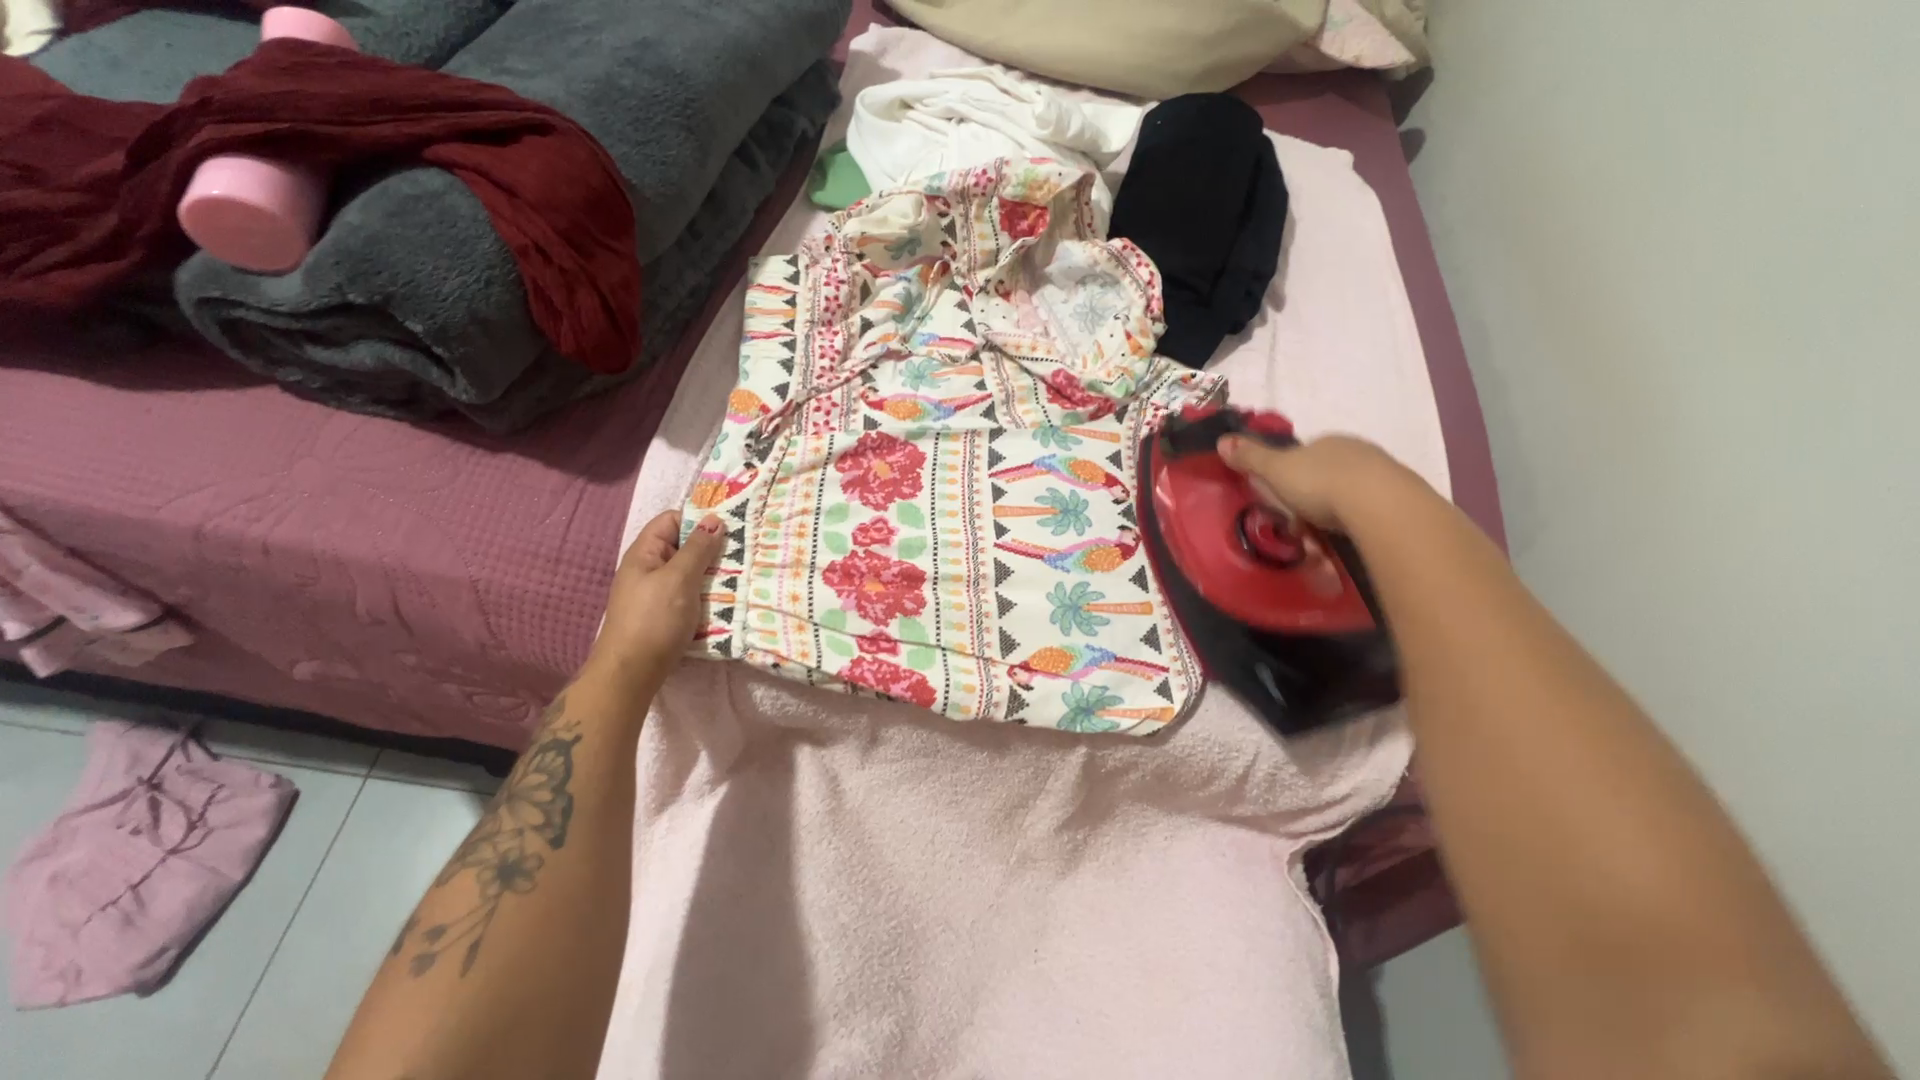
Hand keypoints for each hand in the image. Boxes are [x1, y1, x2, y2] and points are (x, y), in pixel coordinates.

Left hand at [584, 509, 724, 691]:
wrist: (631, 672)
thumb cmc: (654, 620)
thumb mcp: (679, 579)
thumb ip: (698, 549)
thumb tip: (715, 520)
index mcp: (645, 552)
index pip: (671, 520)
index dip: (698, 521)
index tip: (728, 531)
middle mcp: (648, 568)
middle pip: (682, 546)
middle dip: (710, 550)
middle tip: (741, 556)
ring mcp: (655, 593)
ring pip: (688, 573)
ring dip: (711, 576)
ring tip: (737, 579)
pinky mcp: (663, 614)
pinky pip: (688, 595)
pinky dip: (705, 596)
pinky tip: (723, 603)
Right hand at [1216, 433, 1418, 532]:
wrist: (1379, 504)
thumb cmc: (1321, 483)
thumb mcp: (1276, 470)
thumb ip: (1251, 457)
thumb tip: (1222, 440)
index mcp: (1328, 442)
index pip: (1305, 456)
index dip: (1290, 479)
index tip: (1283, 503)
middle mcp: (1357, 452)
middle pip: (1327, 478)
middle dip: (1312, 504)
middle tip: (1302, 531)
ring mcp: (1383, 475)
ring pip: (1349, 498)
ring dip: (1334, 521)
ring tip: (1324, 547)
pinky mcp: (1401, 500)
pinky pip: (1369, 515)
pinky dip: (1355, 529)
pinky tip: (1349, 545)